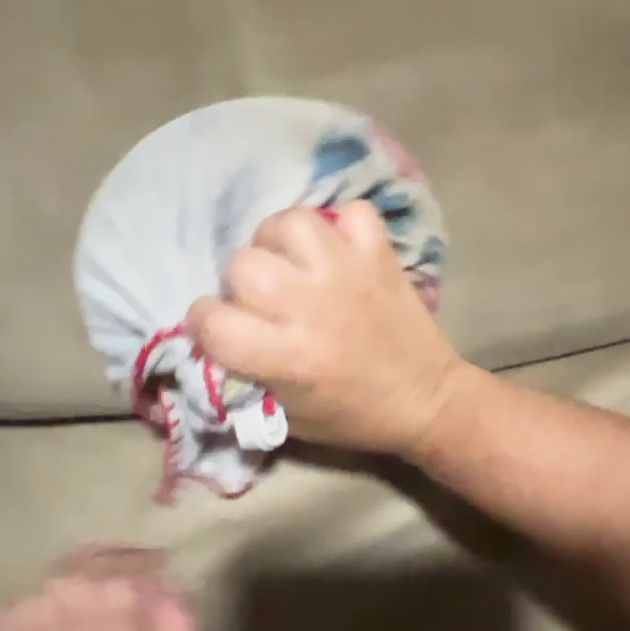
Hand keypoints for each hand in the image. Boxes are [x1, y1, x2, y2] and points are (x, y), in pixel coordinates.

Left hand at [0, 548, 197, 630]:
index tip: (158, 564)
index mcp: (114, 603)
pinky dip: (18, 614)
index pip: (126, 560)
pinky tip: (38, 617)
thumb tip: (161, 579)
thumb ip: (174, 610)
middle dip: (103, 561)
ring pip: (43, 585)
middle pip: (79, 563)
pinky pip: (5, 623)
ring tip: (83, 590)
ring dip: (65, 582)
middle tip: (120, 572)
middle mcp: (69, 608)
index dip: (144, 559)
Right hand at [187, 201, 469, 456]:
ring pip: (288, 223)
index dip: (203, 324)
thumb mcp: (288, 417)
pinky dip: (340, 226)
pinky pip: (351, 213)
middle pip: (243, 264)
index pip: (213, 320)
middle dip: (240, 283)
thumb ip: (245, 378)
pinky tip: (337, 250)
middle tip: (261, 299)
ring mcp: (348, 271)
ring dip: (280, 242)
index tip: (218, 329)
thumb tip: (213, 342)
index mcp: (287, 356)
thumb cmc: (354, 414)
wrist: (426, 398)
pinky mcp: (380, 253)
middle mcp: (312, 306)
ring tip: (292, 263)